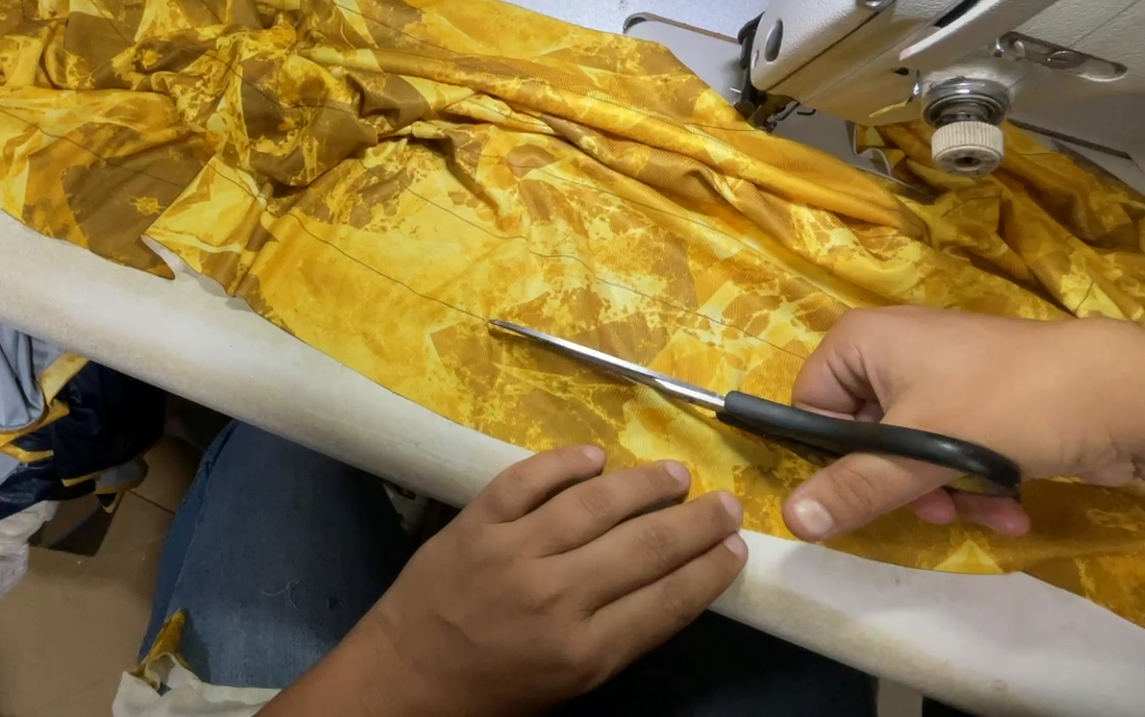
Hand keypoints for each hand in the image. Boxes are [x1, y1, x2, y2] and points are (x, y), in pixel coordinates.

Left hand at [267, 447, 745, 716]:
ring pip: (591, 506)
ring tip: (675, 472)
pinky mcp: (476, 520)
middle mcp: (556, 596)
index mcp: (585, 653)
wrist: (407, 674)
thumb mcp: (567, 685)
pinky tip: (594, 455)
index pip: (666, 603)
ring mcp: (513, 550)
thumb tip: (661, 582)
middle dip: (693, 524)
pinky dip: (561, 463)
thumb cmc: (492, 691)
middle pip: (642, 549)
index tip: (736, 547)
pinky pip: (525, 480)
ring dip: (640, 485)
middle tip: (725, 501)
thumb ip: (612, 635)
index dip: (708, 571)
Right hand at [781, 307, 1144, 541]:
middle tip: (939, 512)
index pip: (812, 405)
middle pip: (865, 429)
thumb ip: (853, 488)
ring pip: (913, 441)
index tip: (879, 490)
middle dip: (903, 481)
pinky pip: (951, 438)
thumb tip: (790, 520)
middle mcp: (890, 345)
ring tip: (988, 514)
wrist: (1137, 392)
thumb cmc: (1005, 402)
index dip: (838, 456)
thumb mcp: (922, 451)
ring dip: (944, 487)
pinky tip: (1010, 506)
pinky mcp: (982, 390)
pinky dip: (973, 474)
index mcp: (857, 340)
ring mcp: (939, 365)